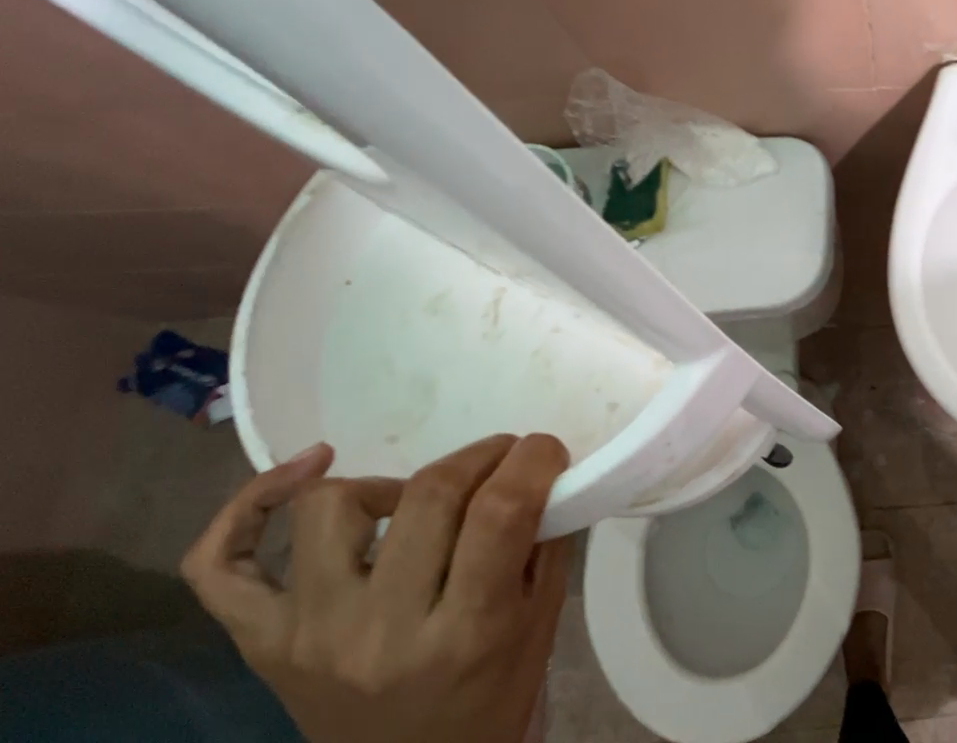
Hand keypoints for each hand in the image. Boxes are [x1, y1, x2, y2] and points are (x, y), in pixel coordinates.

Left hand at [182, 434, 572, 742]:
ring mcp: (309, 635)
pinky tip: (310, 471)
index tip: (545, 449)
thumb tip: (542, 472)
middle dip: (481, 455)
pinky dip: (250, 505)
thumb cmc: (492, 698)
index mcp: (467, 632)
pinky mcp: (260, 643)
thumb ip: (543, 543)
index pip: (500, 510)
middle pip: (428, 495)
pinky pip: (218, 565)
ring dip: (391, 482)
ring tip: (417, 500)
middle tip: (502, 460)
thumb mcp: (540, 623)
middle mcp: (382, 630)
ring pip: (331, 509)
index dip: (532, 458)